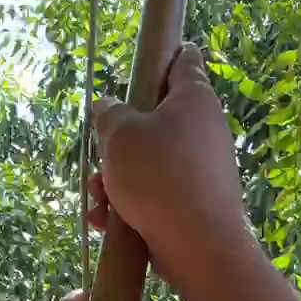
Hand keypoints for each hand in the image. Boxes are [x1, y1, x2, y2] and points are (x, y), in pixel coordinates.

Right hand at [89, 43, 250, 284]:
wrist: (197, 243)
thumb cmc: (157, 176)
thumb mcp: (120, 137)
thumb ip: (109, 115)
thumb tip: (106, 105)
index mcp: (193, 99)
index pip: (184, 63)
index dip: (167, 56)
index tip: (153, 57)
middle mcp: (204, 129)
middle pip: (154, 123)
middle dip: (119, 143)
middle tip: (100, 157)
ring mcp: (202, 168)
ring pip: (149, 164)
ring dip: (116, 181)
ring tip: (97, 200)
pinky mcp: (195, 203)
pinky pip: (155, 195)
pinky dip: (129, 206)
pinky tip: (106, 223)